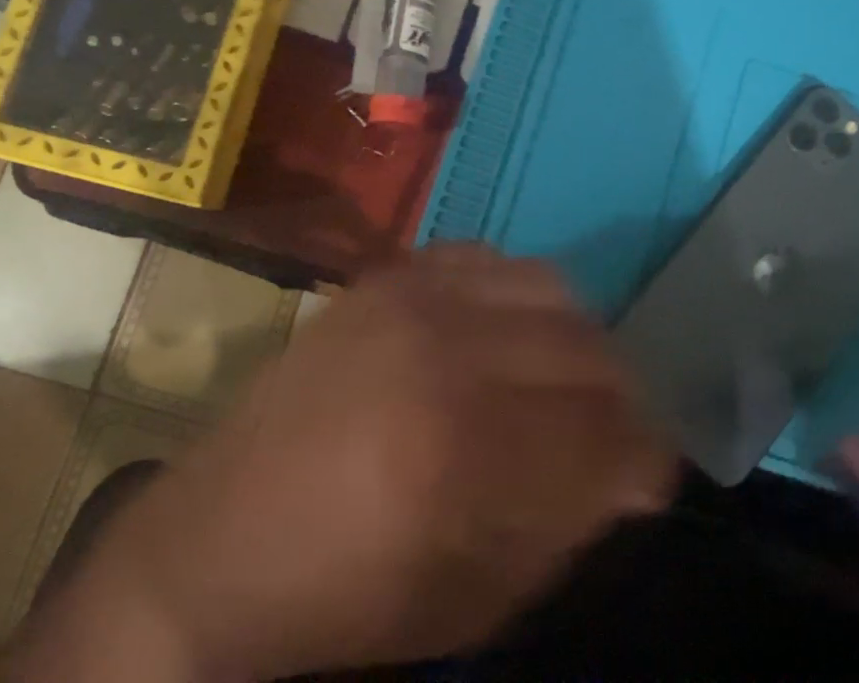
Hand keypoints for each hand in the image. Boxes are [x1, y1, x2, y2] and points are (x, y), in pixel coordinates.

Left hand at [2, 246, 676, 680]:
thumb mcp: (472, 598)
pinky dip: (518, 300)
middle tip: (608, 439)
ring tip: (557, 387)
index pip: (610, 431)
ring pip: (554, 291)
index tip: (648, 478)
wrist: (210, 548)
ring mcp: (408, 300)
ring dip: (576, 345)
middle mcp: (442, 353)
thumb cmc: (343, 597)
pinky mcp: (382, 278)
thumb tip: (631, 470)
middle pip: (593, 353)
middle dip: (622, 403)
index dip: (648, 459)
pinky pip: (491, 260)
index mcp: (462, 451)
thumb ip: (567, 524)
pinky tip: (500, 341)